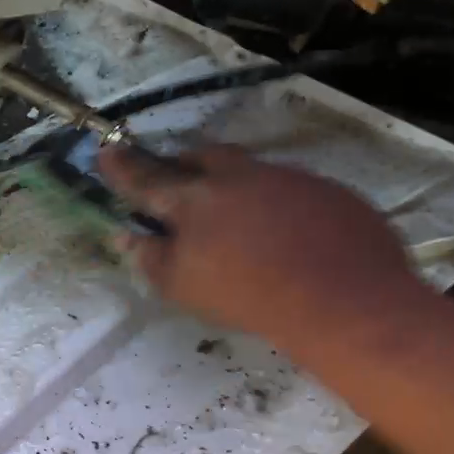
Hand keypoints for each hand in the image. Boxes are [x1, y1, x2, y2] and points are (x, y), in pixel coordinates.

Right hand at [99, 145, 421, 344]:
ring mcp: (293, 181)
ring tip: (230, 210)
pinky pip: (292, 188)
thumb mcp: (179, 285)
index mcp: (193, 200)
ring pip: (251, 170)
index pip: (146, 178)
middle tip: (174, 175)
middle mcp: (241, 179)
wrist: (347, 303)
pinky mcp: (334, 194)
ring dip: (232, 182)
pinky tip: (279, 229)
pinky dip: (274, 201)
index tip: (107, 150)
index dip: (123, 166)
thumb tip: (128, 235)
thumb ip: (148, 256)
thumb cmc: (245, 296)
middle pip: (205, 156)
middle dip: (183, 161)